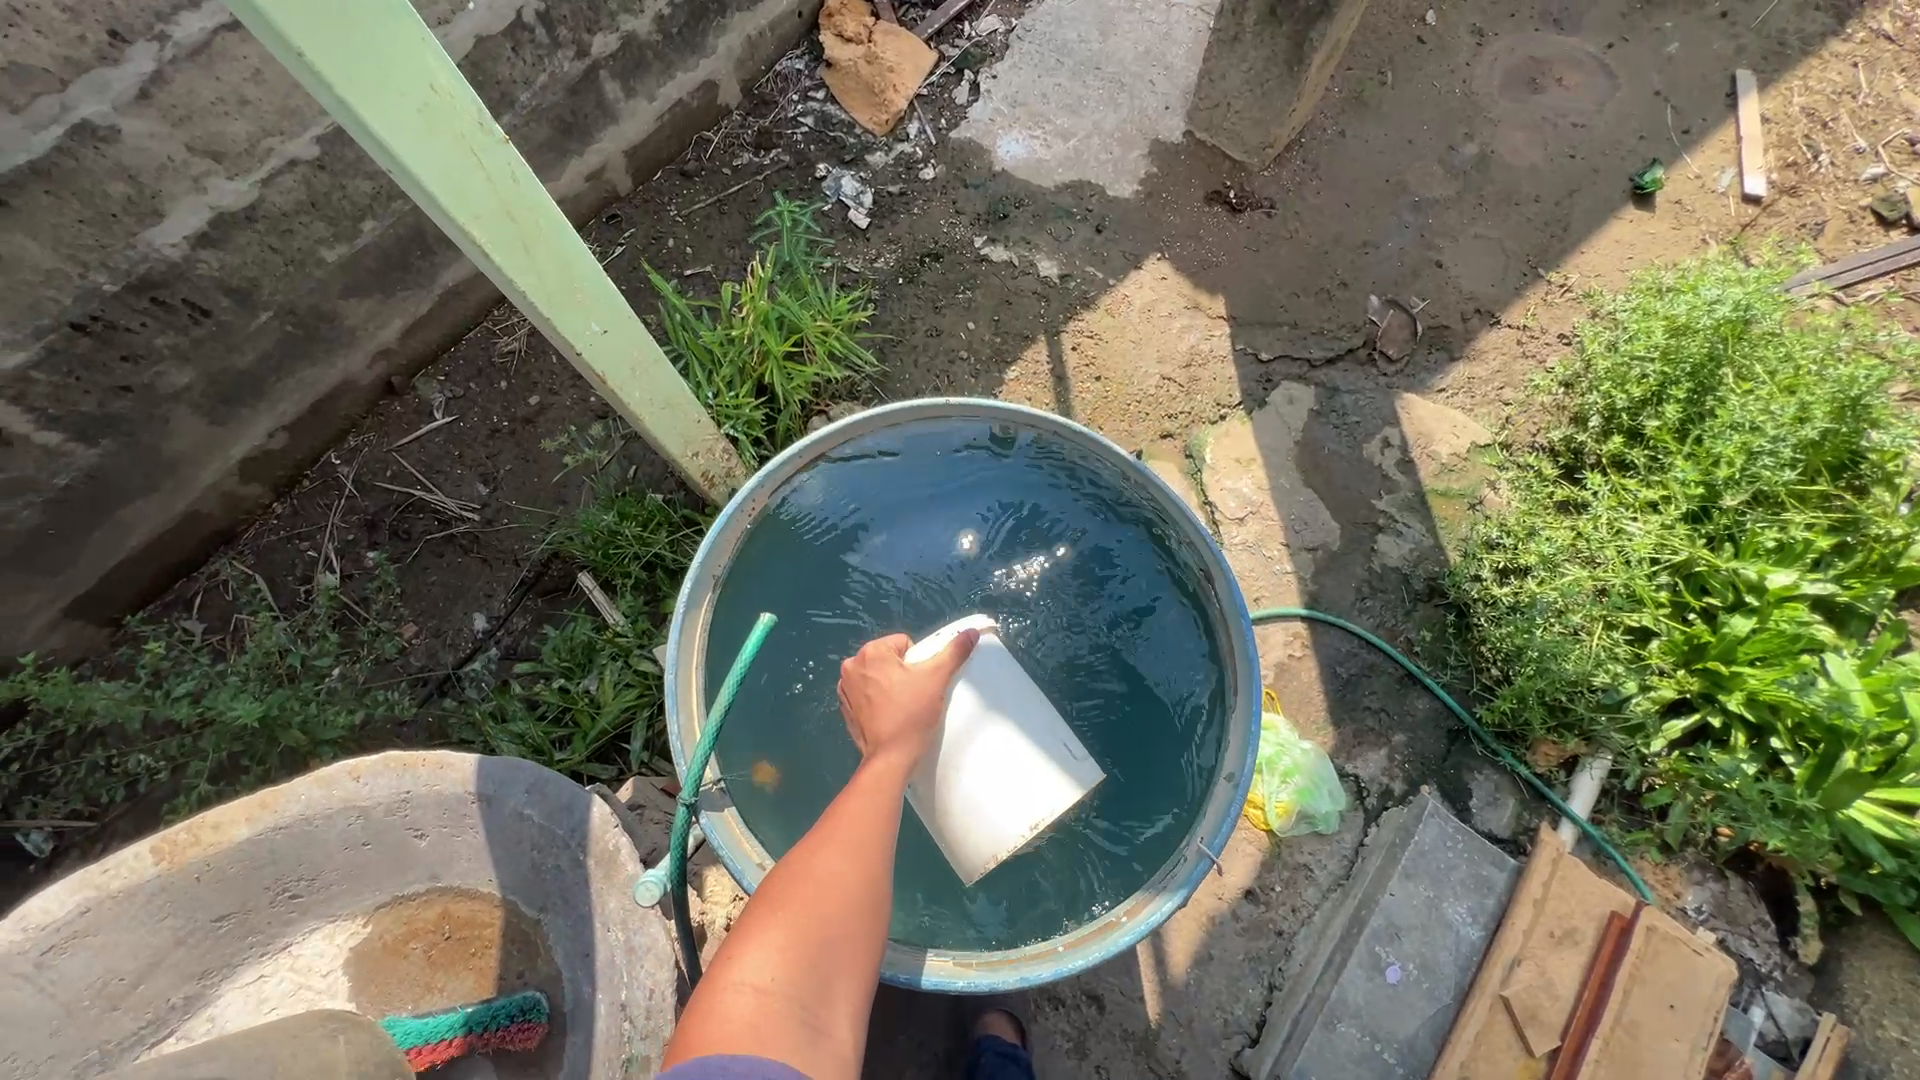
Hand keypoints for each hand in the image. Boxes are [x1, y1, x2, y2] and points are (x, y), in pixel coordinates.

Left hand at [837, 629, 979, 769]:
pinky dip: (875, 699)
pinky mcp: (845, 708)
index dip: (917, 661)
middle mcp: (852, 665)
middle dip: (901, 671)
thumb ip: (953, 652)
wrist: (891, 757)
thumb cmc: (913, 714)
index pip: (903, 643)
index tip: (920, 682)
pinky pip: (865, 693)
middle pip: (888, 658)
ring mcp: (844, 687)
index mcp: (871, 652)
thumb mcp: (937, 678)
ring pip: (876, 675)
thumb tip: (971, 632)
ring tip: (901, 705)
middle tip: (913, 694)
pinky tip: (887, 714)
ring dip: (887, 683)